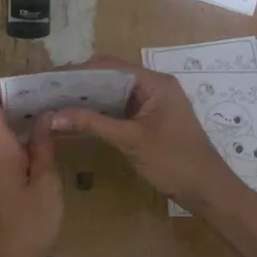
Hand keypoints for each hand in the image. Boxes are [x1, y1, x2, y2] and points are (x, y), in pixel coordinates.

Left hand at [0, 81, 64, 256]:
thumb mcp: (47, 184)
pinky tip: (49, 135)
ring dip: (21, 113)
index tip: (32, 84)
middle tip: (51, 92)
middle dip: (17, 95)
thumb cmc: (29, 225)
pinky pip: (5, 141)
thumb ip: (43, 146)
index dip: (0, 85)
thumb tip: (44, 114)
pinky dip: (23, 131)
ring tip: (54, 107)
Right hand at [49, 59, 241, 208]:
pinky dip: (101, 112)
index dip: (80, 71)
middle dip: (81, 84)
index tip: (53, 80)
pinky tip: (79, 119)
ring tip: (58, 103)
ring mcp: (153, 103)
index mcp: (155, 83)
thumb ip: (92, 124)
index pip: (111, 67)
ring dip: (89, 99)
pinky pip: (121, 108)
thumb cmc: (173, 161)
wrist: (206, 189)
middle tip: (50, 92)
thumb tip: (54, 116)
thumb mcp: (130, 140)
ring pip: (115, 93)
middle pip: (111, 76)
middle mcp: (154, 86)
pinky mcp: (150, 119)